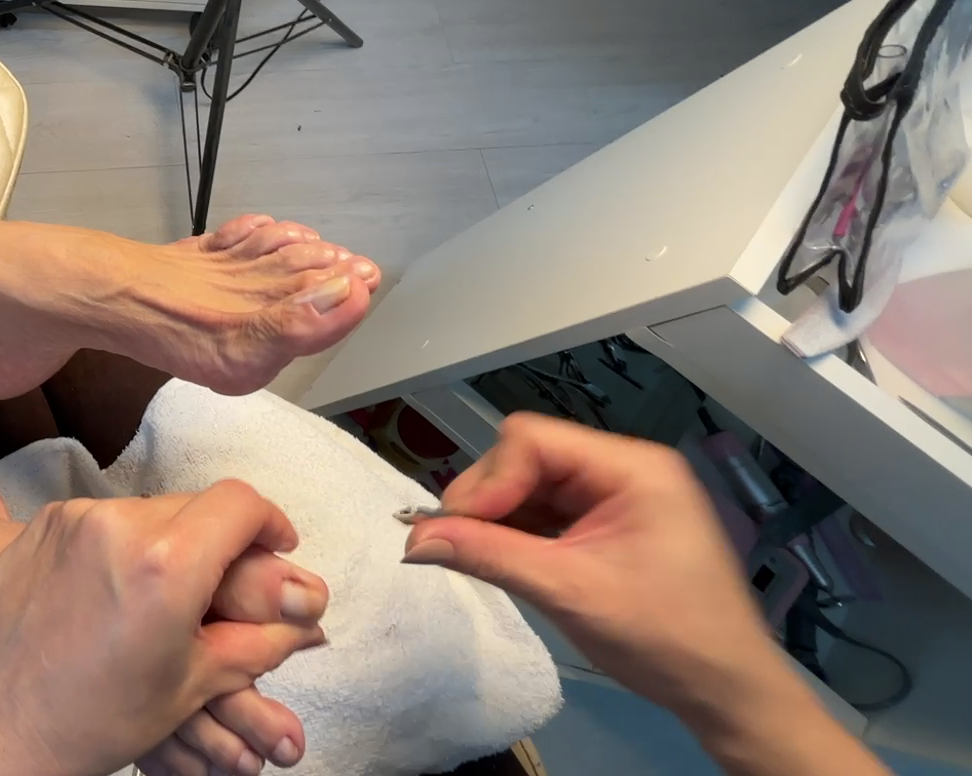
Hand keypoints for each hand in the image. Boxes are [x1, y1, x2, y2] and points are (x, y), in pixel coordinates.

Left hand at [0, 481, 326, 775]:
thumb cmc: (100, 714)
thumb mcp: (193, 682)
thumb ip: (259, 636)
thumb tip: (308, 604)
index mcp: (166, 564)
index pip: (240, 503)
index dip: (270, 523)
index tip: (279, 551)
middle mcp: (120, 523)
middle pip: (196, 506)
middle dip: (221, 539)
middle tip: (223, 588)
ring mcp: (78, 515)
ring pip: (151, 509)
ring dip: (172, 540)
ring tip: (165, 593)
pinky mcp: (49, 517)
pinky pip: (108, 515)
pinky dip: (127, 540)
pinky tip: (119, 586)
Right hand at [399, 414, 805, 732]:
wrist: (730, 700)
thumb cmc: (666, 640)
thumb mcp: (568, 593)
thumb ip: (486, 555)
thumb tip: (410, 540)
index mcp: (632, 468)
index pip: (529, 440)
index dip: (490, 479)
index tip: (462, 527)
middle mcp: (619, 467)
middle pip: (519, 456)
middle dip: (486, 499)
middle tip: (460, 544)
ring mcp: (608, 491)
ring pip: (519, 480)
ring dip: (493, 516)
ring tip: (481, 554)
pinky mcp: (597, 516)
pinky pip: (533, 503)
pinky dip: (509, 528)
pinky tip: (504, 555)